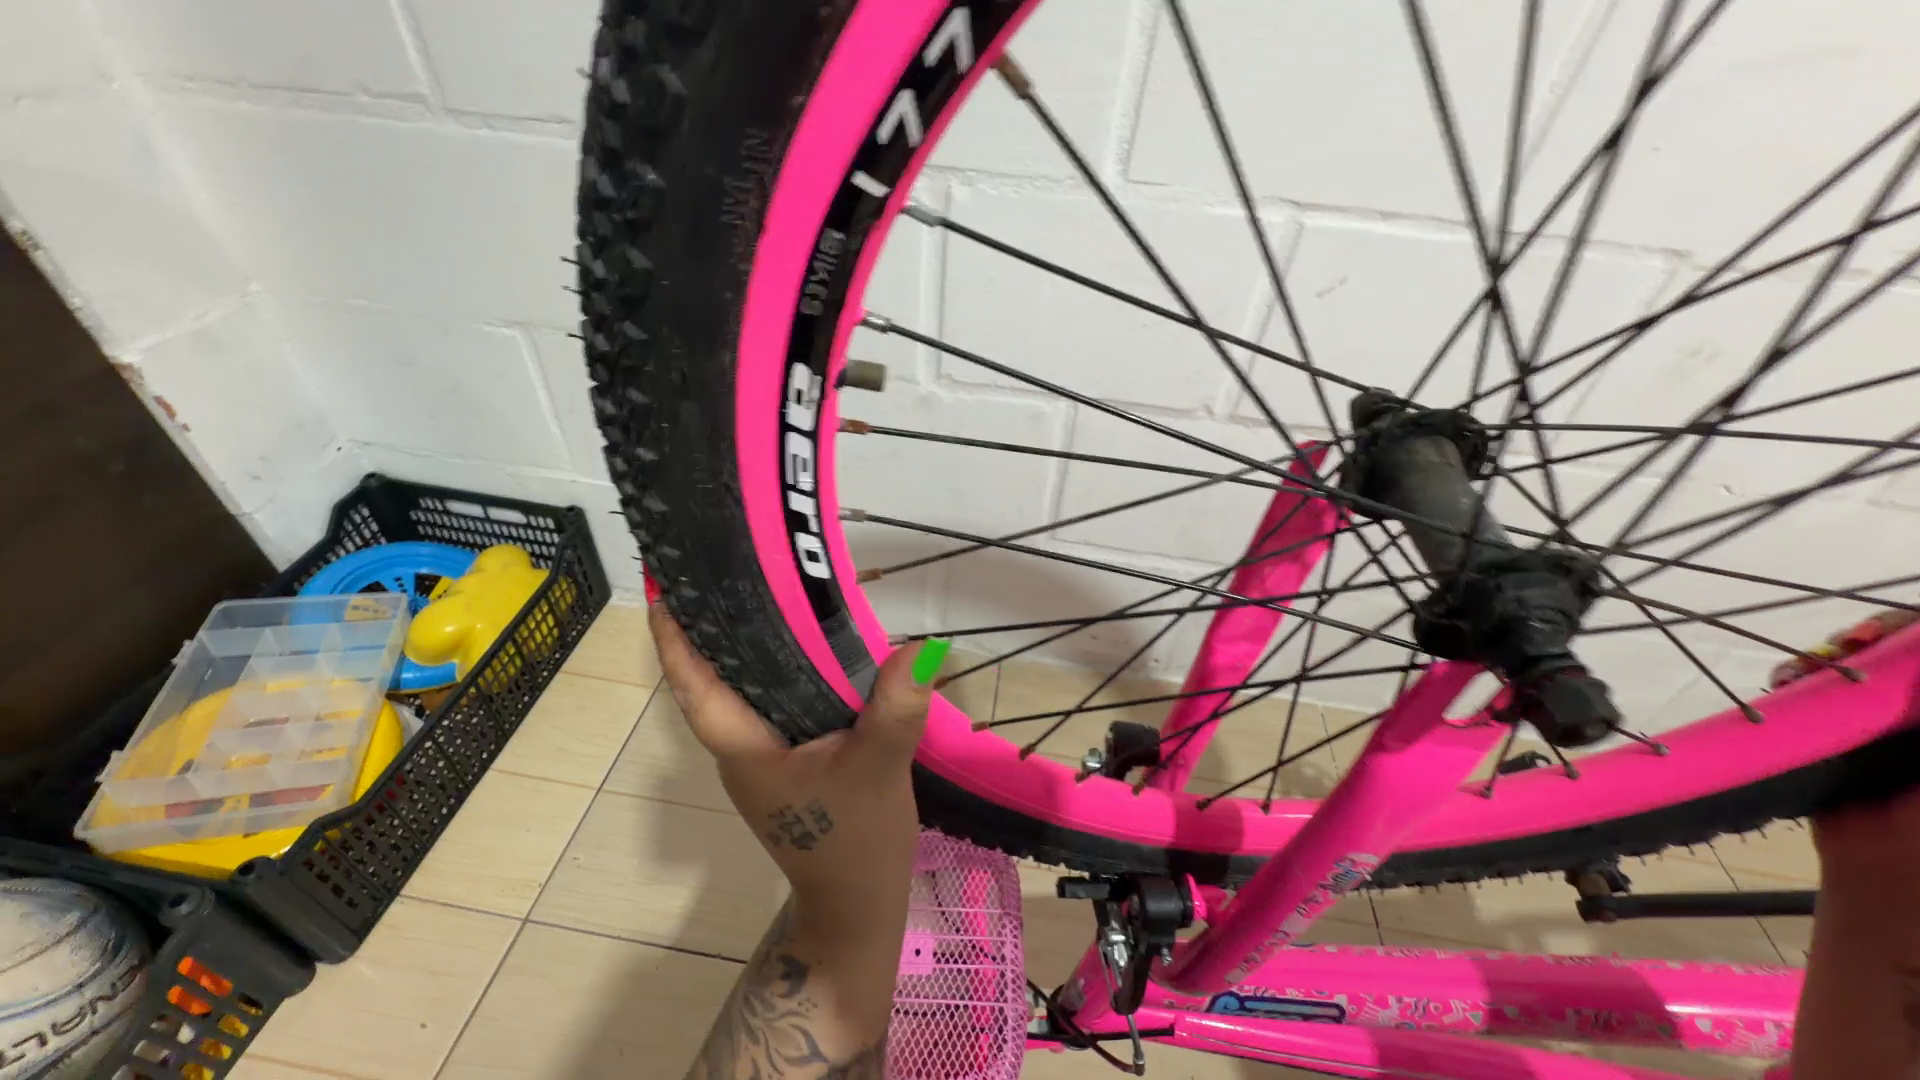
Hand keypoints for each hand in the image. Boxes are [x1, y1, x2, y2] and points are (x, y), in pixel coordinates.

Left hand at [649, 605, 932, 941]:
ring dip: (748, 649)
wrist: (857, 905)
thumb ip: (896, 708)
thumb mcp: (879, 768)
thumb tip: (922, 647)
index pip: (695, 685)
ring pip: (746, 693)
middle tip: (726, 570)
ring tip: (765, 595)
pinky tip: (810, 650)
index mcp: (745, 748)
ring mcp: (764, 759)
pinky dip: (782, 673)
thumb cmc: (854, 842)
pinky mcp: (787, 764)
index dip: (674, 638)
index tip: (664, 587)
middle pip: (715, 680)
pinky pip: (775, 706)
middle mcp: (743, 749)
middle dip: (712, 628)